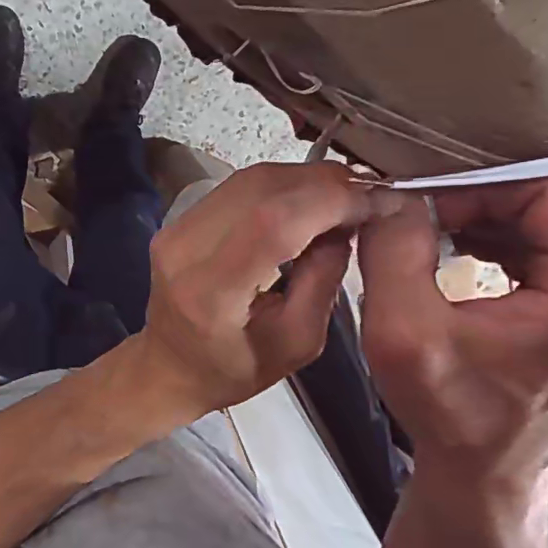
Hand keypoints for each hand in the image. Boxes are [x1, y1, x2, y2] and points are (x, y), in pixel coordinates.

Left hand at [136, 161, 384, 417]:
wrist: (170, 365)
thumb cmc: (235, 368)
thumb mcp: (296, 342)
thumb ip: (323, 279)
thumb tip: (348, 222)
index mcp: (211, 292)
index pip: (273, 223)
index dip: (330, 202)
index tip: (376, 202)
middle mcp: (185, 248)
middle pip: (261, 190)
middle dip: (324, 184)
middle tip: (368, 193)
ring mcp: (176, 228)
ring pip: (250, 179)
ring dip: (305, 179)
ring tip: (346, 194)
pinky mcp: (180, 219)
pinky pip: (238, 187)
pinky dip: (282, 185)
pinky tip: (310, 197)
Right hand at [357, 176, 547, 500]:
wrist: (484, 470)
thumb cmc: (450, 413)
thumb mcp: (401, 331)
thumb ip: (393, 248)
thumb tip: (394, 193)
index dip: (477, 185)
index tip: (423, 207)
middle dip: (480, 202)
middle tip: (423, 222)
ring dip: (491, 220)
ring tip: (436, 240)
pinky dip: (509, 241)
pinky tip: (465, 255)